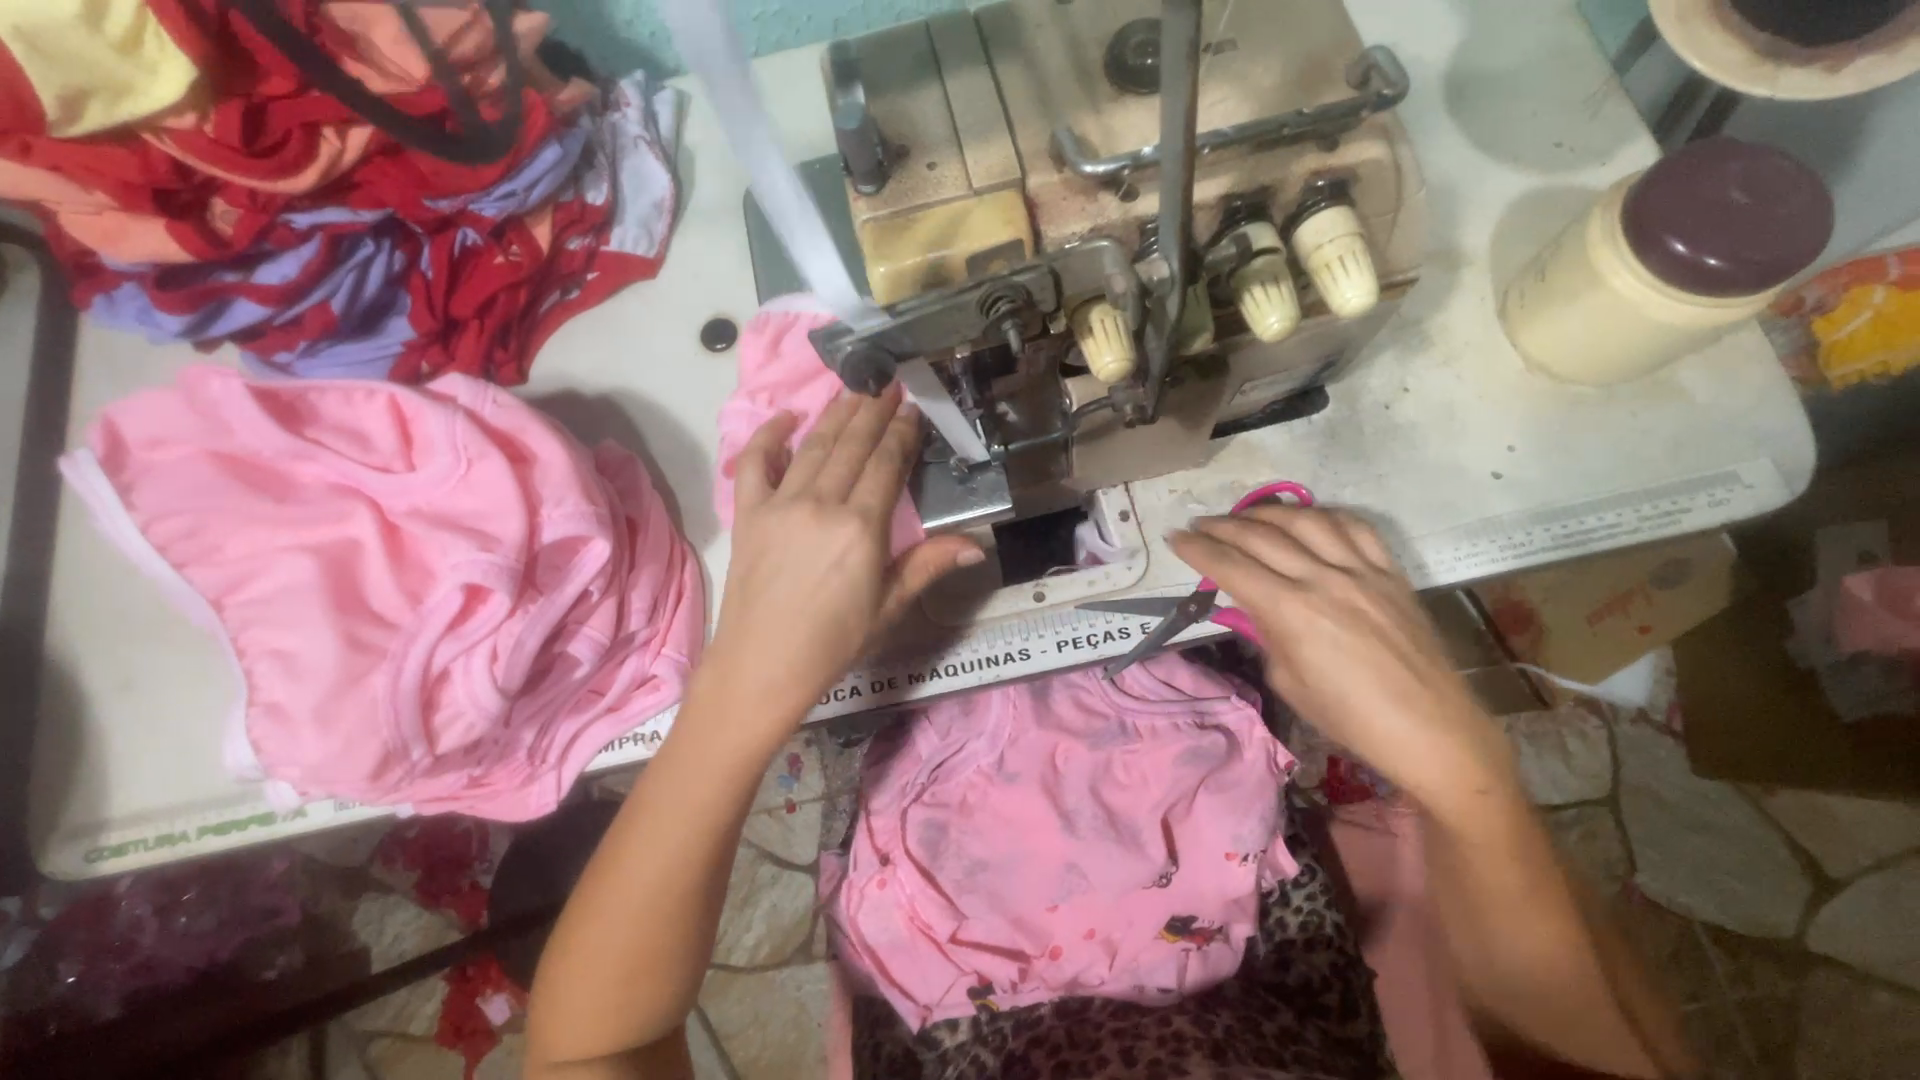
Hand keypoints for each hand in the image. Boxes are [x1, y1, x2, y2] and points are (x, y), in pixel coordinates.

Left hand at [701, 386, 981, 731]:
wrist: (764, 664)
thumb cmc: (834, 642)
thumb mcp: (889, 607)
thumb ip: (928, 565)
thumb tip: (977, 545)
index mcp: (861, 527)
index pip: (886, 465)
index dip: (902, 433)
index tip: (913, 407)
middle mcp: (822, 504)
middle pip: (852, 446)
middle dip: (873, 412)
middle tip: (888, 384)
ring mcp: (781, 504)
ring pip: (813, 447)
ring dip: (836, 415)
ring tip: (854, 390)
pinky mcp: (748, 513)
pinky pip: (755, 464)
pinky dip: (769, 436)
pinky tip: (786, 417)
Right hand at [1167, 506, 1519, 814]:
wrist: (1429, 729)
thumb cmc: (1349, 718)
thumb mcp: (1288, 681)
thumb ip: (1267, 634)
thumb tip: (1253, 608)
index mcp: (1291, 611)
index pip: (1231, 566)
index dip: (1197, 549)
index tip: (1175, 538)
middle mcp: (1322, 579)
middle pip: (1261, 536)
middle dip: (1221, 526)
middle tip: (1198, 525)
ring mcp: (1361, 571)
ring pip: (1306, 520)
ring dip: (1267, 512)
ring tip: (1246, 516)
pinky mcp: (1391, 573)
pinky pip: (1355, 528)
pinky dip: (1324, 516)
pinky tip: (1308, 519)